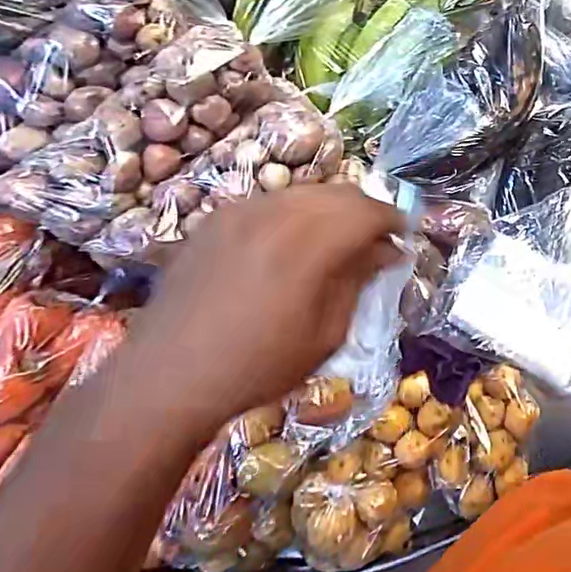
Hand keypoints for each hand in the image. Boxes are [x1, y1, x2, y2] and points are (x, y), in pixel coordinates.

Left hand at [119, 185, 404, 436]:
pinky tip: (292, 244)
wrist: (166, 379)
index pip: (367, 212)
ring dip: (331, 210)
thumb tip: (385, 251)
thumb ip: (358, 281)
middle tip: (376, 241)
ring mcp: (240, 212)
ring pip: (304, 193)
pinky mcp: (215, 219)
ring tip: (336, 241)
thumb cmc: (257, 367)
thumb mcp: (325, 334)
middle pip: (339, 193)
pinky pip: (271, 202)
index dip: (392, 221)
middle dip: (365, 212)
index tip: (403, 238)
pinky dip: (295, 214)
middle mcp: (274, 215)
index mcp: (306, 246)